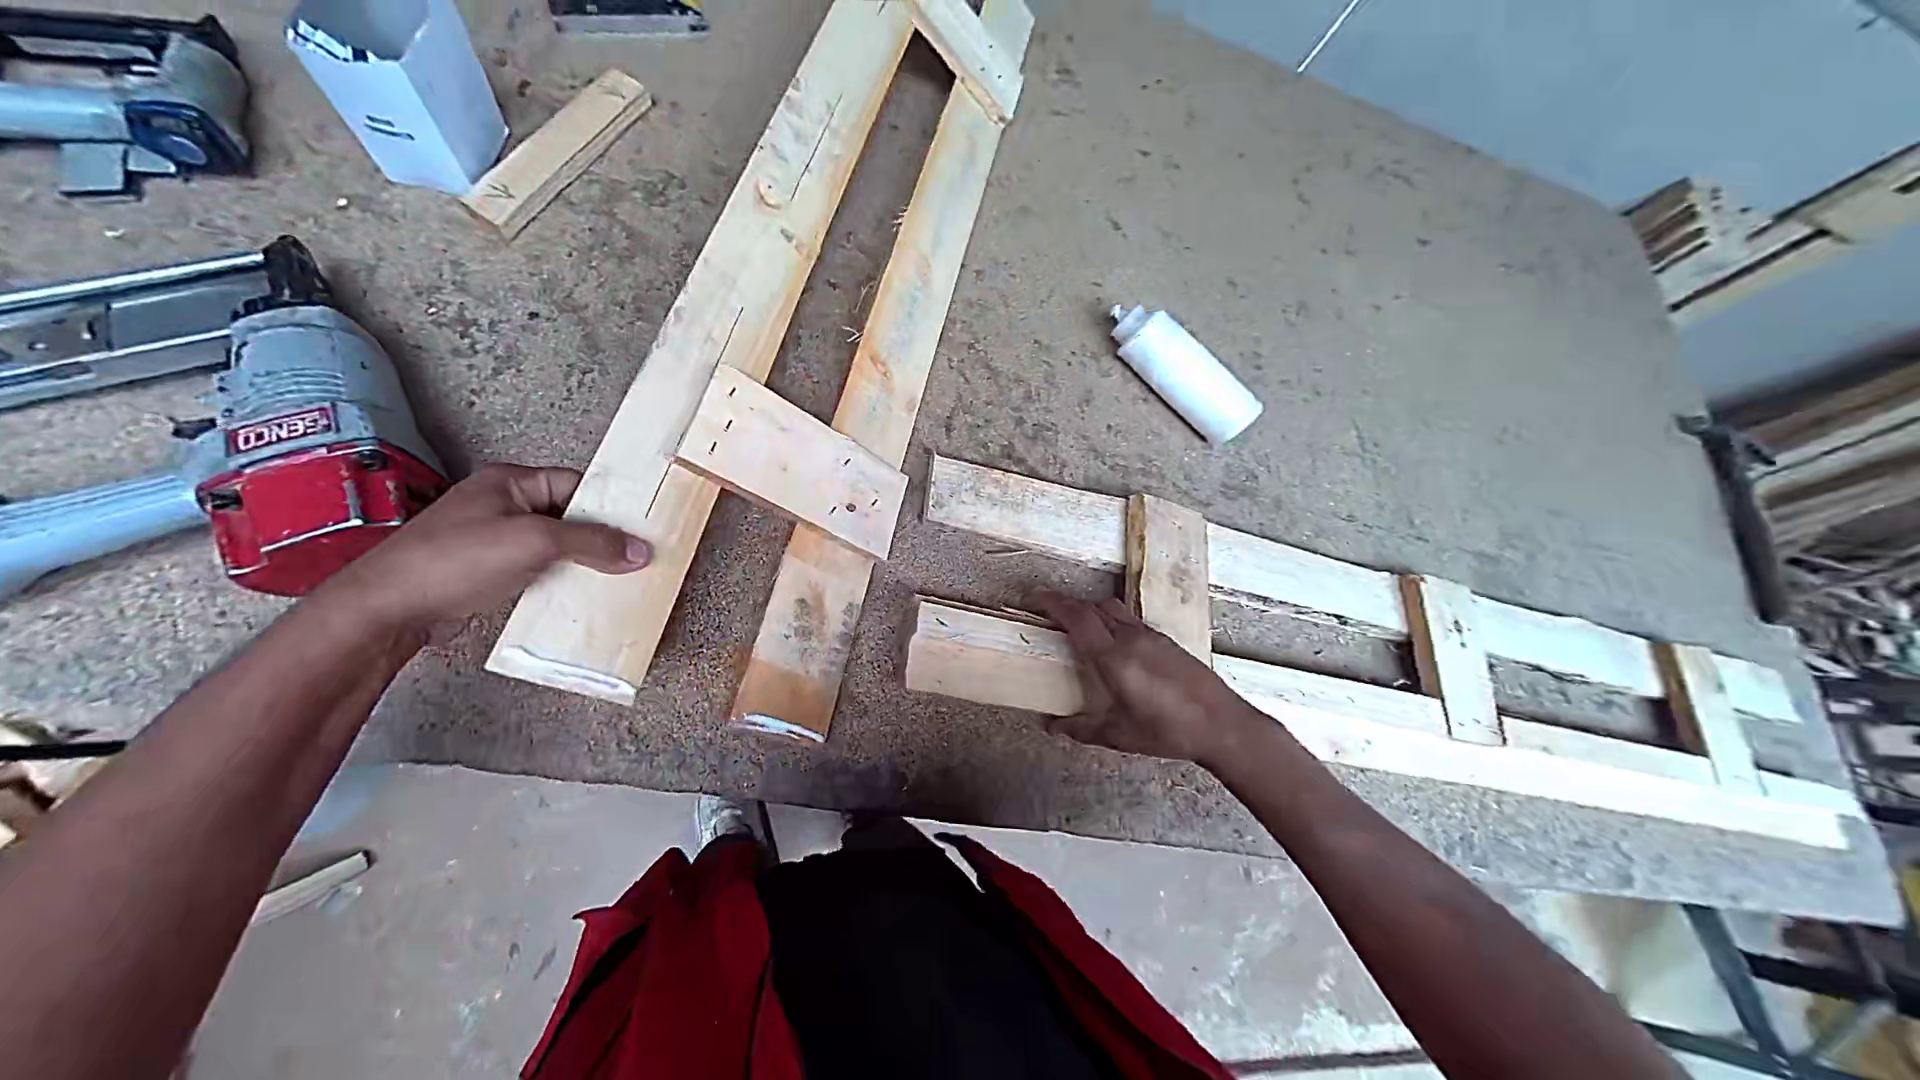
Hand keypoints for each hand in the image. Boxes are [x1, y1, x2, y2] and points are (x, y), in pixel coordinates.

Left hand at [314, 464, 650, 634]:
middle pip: (571, 517)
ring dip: (584, 561)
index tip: (641, 526)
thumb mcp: (535, 542)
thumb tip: (638, 549)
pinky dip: (564, 579)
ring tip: (617, 576)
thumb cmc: (451, 562)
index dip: (610, 505)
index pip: (578, 485)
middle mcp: (505, 506)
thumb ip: (592, 542)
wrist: (388, 610)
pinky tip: (582, 594)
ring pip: (559, 546)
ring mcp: (497, 540)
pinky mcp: (492, 571)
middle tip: (636, 555)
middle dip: (602, 537)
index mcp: (511, 483)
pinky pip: (542, 569)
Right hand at [1032, 590, 1265, 768]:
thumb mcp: (1120, 735)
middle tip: (1050, 611)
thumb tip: (1054, 727)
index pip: (1078, 618)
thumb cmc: (1170, 731)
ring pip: (1115, 610)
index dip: (1054, 603)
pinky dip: (1114, 621)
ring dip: (1092, 610)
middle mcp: (1132, 639)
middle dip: (1068, 605)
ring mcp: (1152, 637)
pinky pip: (1132, 620)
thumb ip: (1082, 728)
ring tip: (1080, 625)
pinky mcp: (1167, 642)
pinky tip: (1115, 643)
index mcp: (1115, 658)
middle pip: (1094, 607)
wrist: (1223, 725)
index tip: (1036, 597)